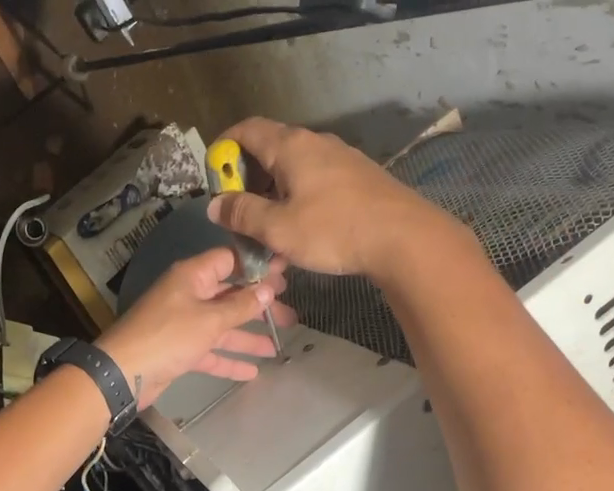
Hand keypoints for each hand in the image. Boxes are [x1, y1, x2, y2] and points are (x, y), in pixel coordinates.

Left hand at [95, 246, 296, 409]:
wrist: (124, 373)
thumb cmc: (167, 337)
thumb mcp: (210, 320)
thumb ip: (241, 306)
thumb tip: (269, 289)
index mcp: (193, 276)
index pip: (230, 260)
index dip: (258, 265)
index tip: (287, 272)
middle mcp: (189, 295)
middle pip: (230, 295)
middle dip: (259, 305)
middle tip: (290, 314)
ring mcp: (183, 324)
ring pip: (222, 326)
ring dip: (248, 336)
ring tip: (278, 345)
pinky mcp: (179, 350)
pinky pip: (210, 351)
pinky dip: (228, 360)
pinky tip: (253, 371)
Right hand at [206, 117, 474, 278]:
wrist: (402, 238)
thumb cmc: (333, 230)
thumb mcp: (278, 228)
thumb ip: (242, 214)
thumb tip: (215, 205)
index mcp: (291, 147)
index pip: (247, 130)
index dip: (223, 147)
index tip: (211, 173)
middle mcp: (315, 144)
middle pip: (270, 152)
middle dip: (246, 181)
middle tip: (236, 215)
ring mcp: (339, 160)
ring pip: (293, 173)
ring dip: (272, 198)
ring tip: (265, 234)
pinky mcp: (356, 180)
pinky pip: (314, 185)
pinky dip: (296, 203)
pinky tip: (298, 235)